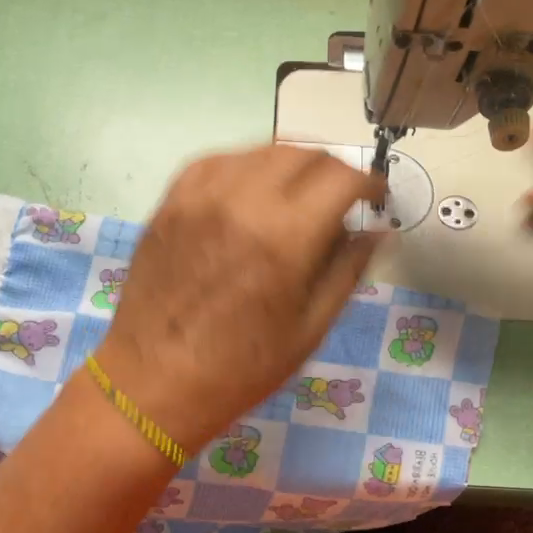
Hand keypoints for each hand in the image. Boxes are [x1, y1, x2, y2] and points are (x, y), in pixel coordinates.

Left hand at [98, 145, 384, 446]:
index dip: (368, 182)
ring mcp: (200, 197)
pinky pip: (216, 162)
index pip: (341, 177)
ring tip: (299, 194)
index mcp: (285, 238)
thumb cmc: (241, 369)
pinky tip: (251, 190)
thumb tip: (378, 232)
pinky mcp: (170, 203)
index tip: (375, 198)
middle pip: (303, 154)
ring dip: (291, 164)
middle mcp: (243, 201)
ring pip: (260, 150)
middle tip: (341, 197)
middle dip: (333, 169)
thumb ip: (347, 272)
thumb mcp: (309, 330)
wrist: (155, 382)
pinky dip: (245, 166)